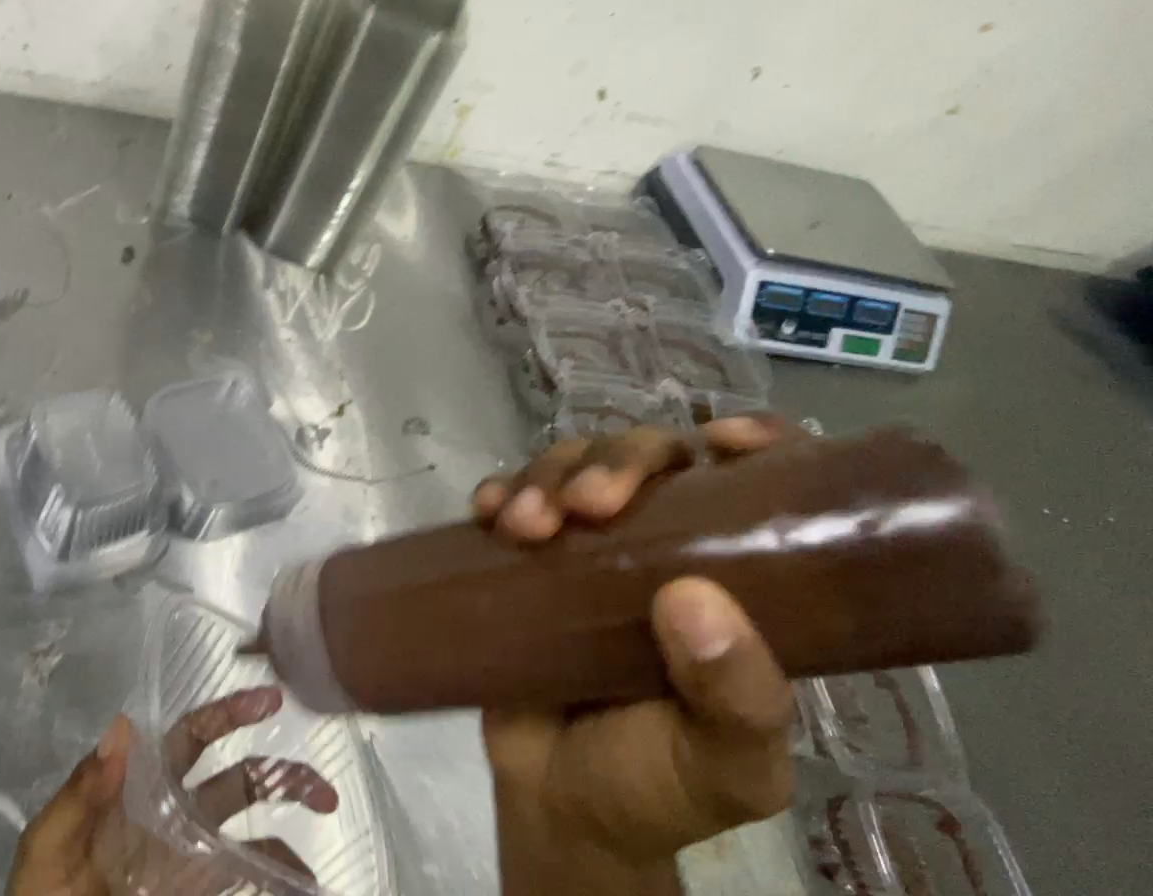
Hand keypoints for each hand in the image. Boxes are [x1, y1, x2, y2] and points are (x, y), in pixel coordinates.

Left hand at [11, 688, 335, 894]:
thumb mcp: (49, 844)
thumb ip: (82, 791)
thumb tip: (121, 725)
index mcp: (137, 788)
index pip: (189, 737)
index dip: (227, 715)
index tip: (268, 700)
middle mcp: (172, 815)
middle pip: (235, 779)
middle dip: (278, 770)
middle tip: (321, 783)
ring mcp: (190, 859)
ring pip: (251, 825)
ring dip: (288, 820)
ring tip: (325, 822)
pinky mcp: (200, 892)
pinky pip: (248, 876)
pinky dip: (280, 876)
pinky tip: (304, 883)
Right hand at [471, 415, 803, 895]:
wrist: (554, 807)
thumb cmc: (658, 786)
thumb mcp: (728, 764)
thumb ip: (737, 697)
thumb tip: (693, 596)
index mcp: (737, 581)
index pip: (762, 487)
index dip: (756, 443)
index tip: (724, 441)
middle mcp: (665, 547)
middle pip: (650, 458)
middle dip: (616, 462)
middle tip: (584, 507)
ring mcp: (588, 549)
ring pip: (574, 465)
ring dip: (548, 474)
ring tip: (523, 526)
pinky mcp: (524, 559)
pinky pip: (511, 498)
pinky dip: (499, 490)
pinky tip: (487, 511)